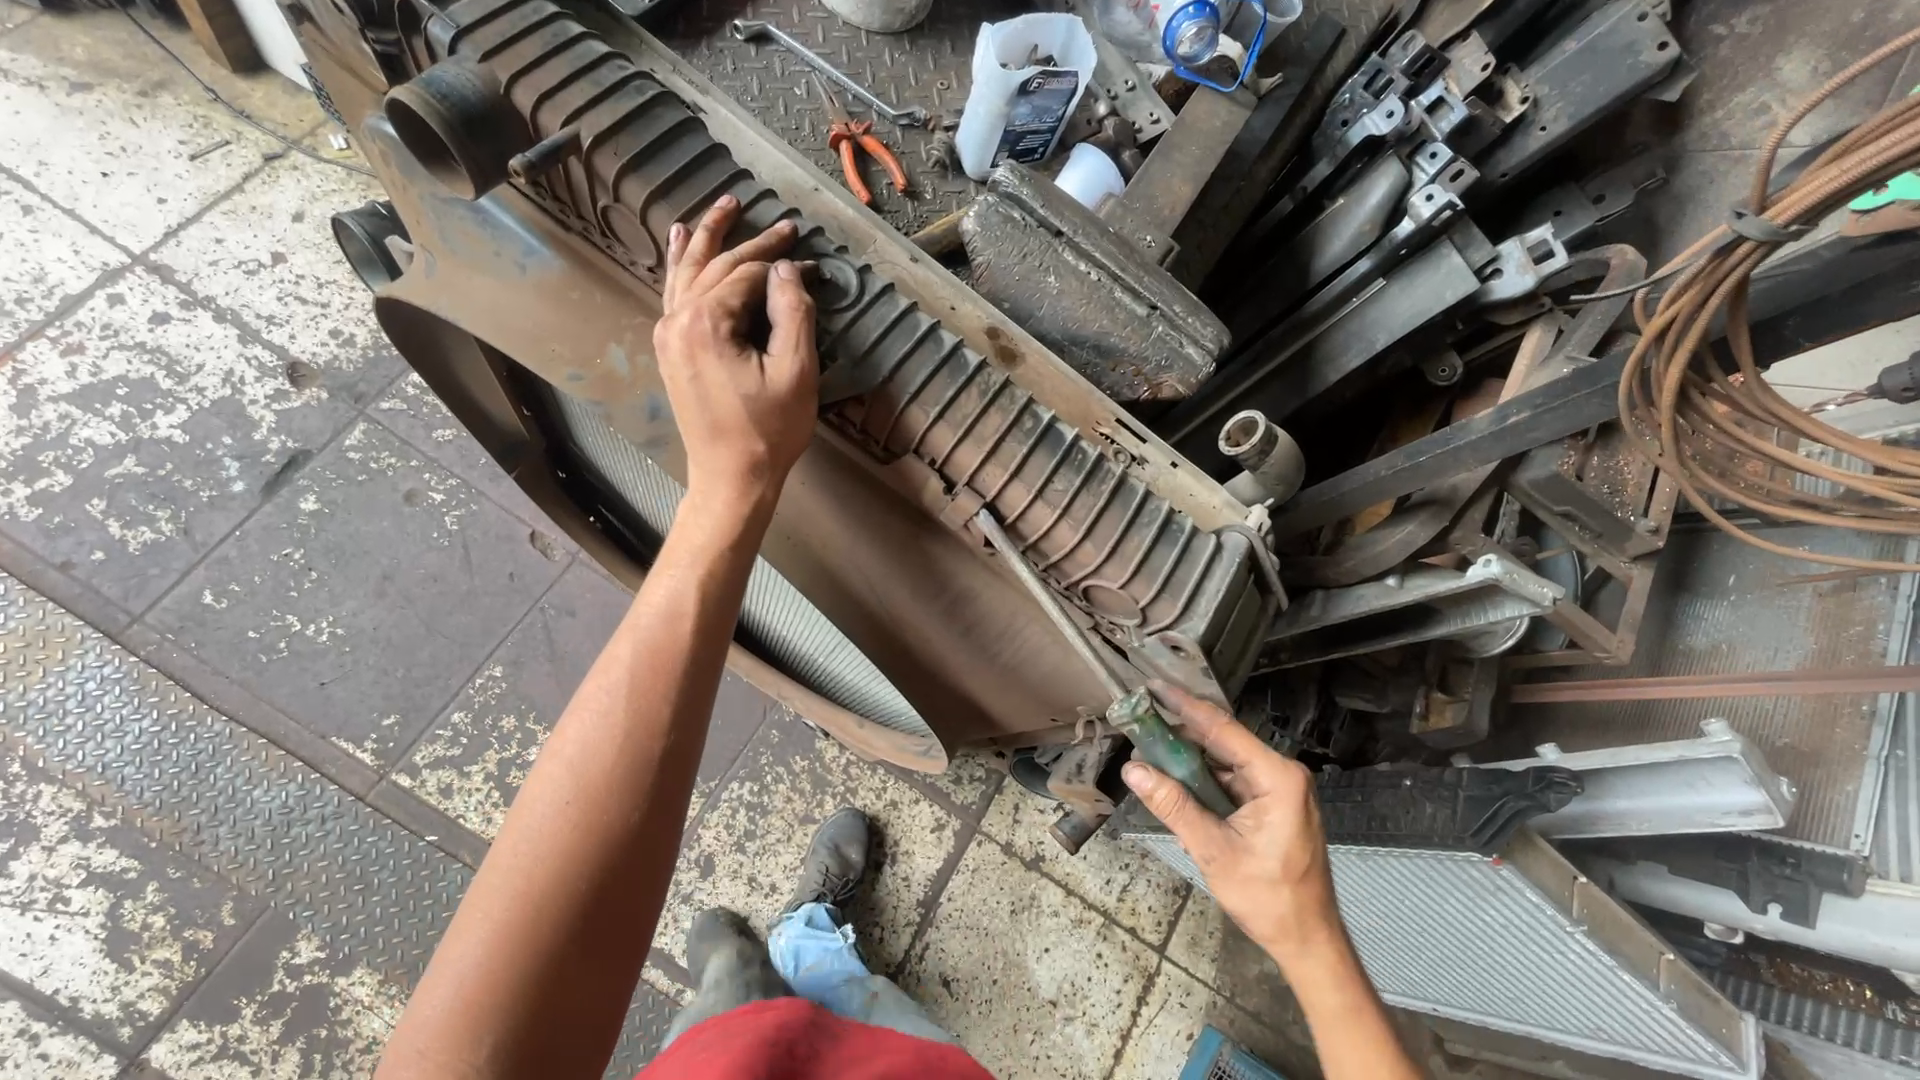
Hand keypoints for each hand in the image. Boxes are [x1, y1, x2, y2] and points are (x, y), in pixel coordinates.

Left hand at [653, 195, 818, 509]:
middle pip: (716, 266)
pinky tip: (679, 242)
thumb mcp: (796, 372)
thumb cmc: (769, 431)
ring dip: (706, 237)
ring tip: (723, 207)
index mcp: (706, 323)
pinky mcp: (671, 349)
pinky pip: (673, 292)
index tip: (812, 260)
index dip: (782, 264)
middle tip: (783, 225)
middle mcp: (677, 320)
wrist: (731, 477)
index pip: (747, 275)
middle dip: (750, 242)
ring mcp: (668, 335)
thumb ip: (793, 313)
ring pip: (687, 271)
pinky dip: (680, 264)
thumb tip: (787, 270)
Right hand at [1122, 684, 1342, 970]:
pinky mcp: (1272, 804)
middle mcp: (1282, 774)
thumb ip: (1174, 805)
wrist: (1307, 940)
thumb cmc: (1267, 897)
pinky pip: (1232, 780)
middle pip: (1223, 741)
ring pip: (1225, 761)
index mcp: (1277, 777)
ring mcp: (1279, 789)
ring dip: (1189, 757)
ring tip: (1148, 745)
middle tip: (1140, 719)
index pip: (1223, 729)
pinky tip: (1174, 776)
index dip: (1185, 706)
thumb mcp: (1213, 850)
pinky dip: (1203, 778)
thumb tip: (1133, 770)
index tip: (1154, 686)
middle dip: (1181, 731)